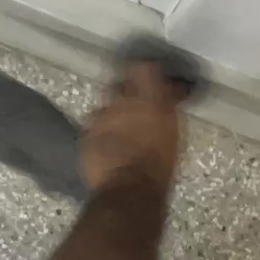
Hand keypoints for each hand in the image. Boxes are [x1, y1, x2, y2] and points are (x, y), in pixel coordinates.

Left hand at [80, 61, 183, 193]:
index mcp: (148, 98)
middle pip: (119, 84)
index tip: (151, 79)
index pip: (143, 69)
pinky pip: (93, 126)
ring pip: (104, 106)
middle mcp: (120, 101)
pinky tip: (108, 145)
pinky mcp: (85, 135)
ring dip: (112, 114)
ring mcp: (99, 117)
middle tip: (136, 107)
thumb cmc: (160, 165)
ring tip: (120, 131)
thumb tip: (169, 92)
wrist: (130, 190)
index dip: (146, 72)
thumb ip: (167, 107)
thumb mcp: (173, 133)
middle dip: (126, 92)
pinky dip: (100, 132)